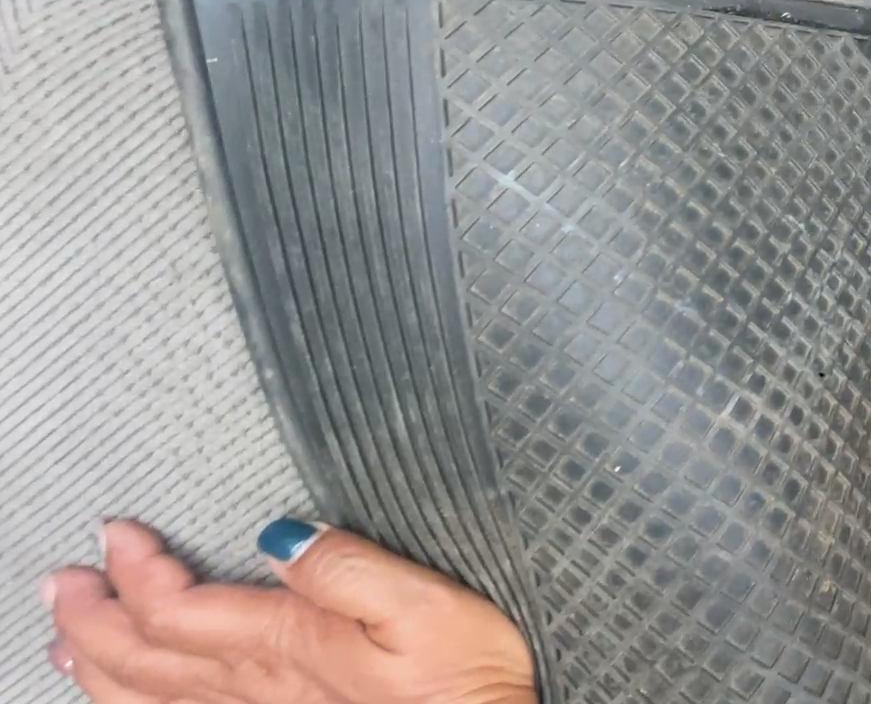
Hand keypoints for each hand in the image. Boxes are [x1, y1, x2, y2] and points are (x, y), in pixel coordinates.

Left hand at [45, 518, 535, 703]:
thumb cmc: (460, 669)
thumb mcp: (422, 604)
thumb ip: (350, 569)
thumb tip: (283, 536)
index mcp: (288, 643)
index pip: (180, 607)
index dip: (139, 569)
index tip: (119, 530)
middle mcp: (257, 683)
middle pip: (144, 654)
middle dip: (93, 613)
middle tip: (64, 575)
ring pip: (144, 693)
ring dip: (94, 660)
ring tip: (64, 632)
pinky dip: (129, 701)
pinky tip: (127, 691)